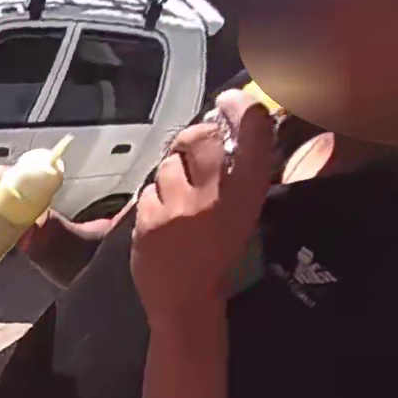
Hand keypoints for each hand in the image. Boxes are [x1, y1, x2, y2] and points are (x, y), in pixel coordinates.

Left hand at [132, 89, 276, 326]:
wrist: (184, 298)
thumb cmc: (218, 256)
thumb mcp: (243, 213)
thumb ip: (240, 177)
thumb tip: (231, 140)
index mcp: (247, 191)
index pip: (251, 131)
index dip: (239, 107)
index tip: (229, 100)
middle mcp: (212, 195)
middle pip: (198, 139)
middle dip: (191, 137)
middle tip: (191, 146)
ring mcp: (176, 209)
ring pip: (165, 165)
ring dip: (169, 172)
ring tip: (176, 191)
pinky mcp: (146, 222)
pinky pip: (146, 192)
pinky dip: (152, 198)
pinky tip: (160, 213)